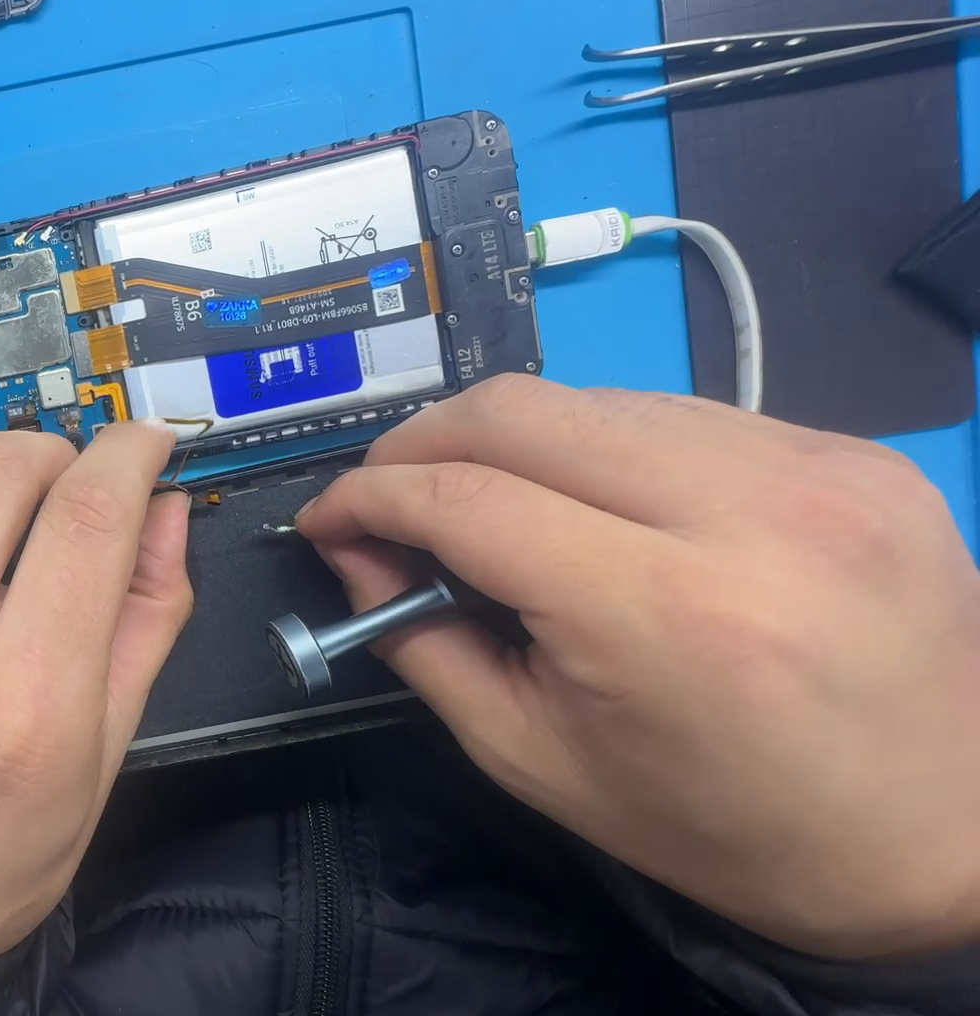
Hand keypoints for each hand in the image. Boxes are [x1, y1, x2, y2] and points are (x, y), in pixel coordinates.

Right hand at [295, 375, 979, 960]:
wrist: (946, 843)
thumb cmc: (708, 820)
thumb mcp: (521, 748)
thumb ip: (413, 635)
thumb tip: (352, 548)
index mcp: (664, 614)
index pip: (463, 500)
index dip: (366, 497)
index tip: (324, 519)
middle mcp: (749, 514)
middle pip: (513, 413)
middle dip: (413, 445)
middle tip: (380, 497)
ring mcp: (815, 466)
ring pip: (577, 398)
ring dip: (490, 441)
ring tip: (470, 501)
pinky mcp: (845, 452)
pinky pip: (651, 412)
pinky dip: (575, 444)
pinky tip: (570, 498)